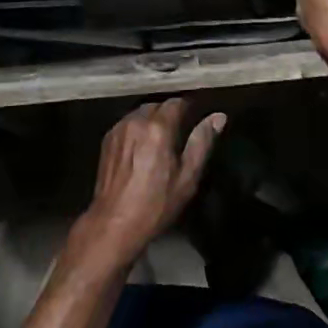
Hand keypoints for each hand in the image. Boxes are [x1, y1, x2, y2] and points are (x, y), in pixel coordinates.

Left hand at [74, 99, 224, 268]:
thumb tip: (218, 117)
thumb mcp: (187, 177)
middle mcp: (137, 120)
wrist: (114, 224)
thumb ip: (202, 142)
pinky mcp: (108, 138)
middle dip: (169, 115)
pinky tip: (140, 149)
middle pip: (158, 105)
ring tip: (159, 142)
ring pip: (141, 113)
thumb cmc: (156, 204)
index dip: (188, 109)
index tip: (195, 120)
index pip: (177, 103)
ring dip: (152, 120)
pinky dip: (137, 128)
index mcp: (159, 127)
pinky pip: (128, 123)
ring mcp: (119, 128)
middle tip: (179, 136)